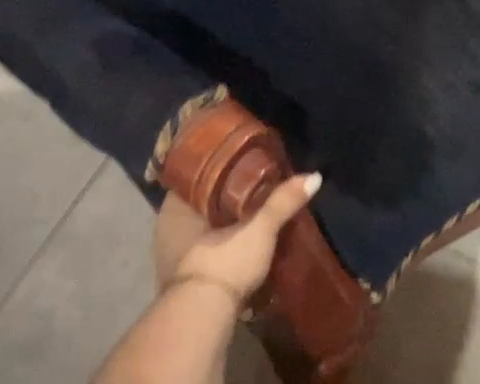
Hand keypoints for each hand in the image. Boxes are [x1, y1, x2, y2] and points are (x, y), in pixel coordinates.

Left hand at [154, 172, 322, 301]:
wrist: (201, 321)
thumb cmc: (223, 261)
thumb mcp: (259, 228)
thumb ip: (283, 202)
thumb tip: (314, 176)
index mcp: (175, 206)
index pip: (194, 173)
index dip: (217, 165)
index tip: (239, 159)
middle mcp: (166, 227)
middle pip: (198, 201)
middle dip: (222, 196)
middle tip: (251, 183)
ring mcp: (170, 257)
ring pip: (199, 228)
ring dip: (220, 223)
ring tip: (248, 212)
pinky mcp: (180, 282)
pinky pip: (201, 250)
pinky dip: (218, 244)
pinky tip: (237, 242)